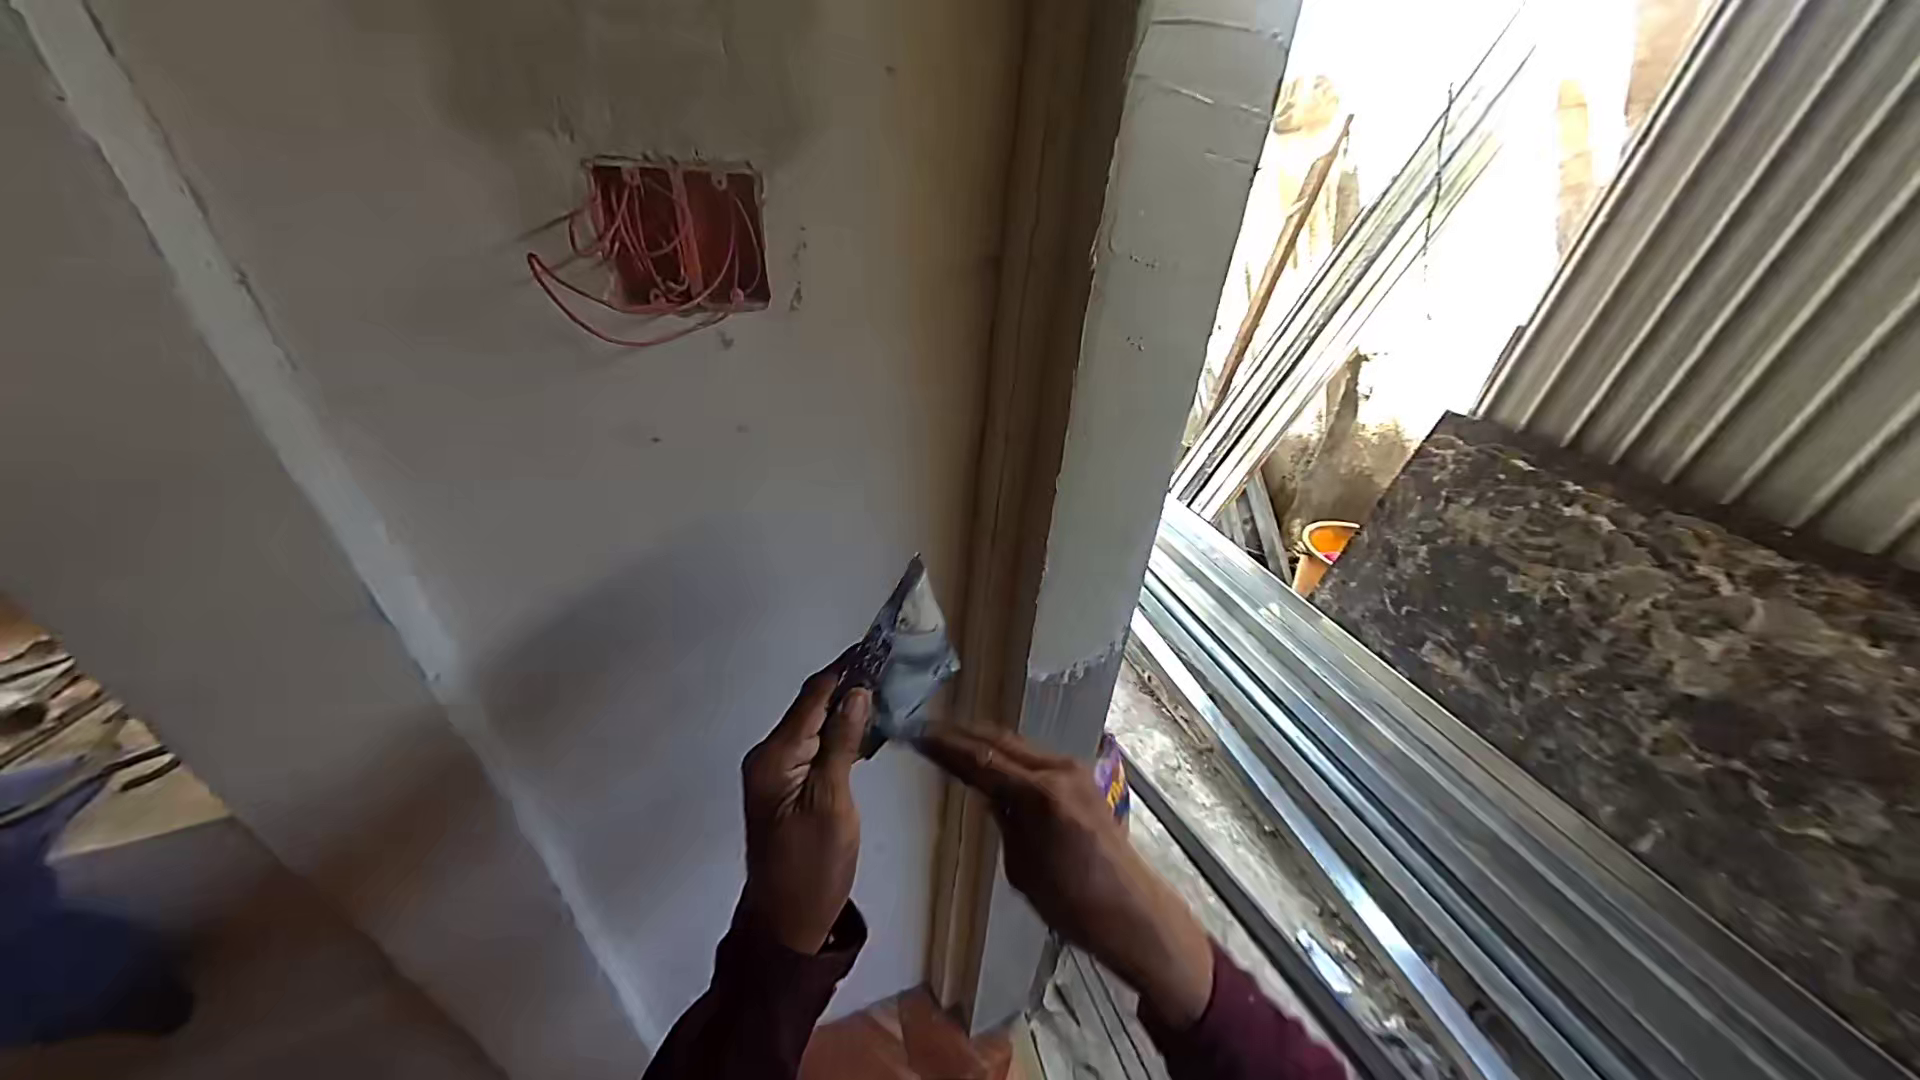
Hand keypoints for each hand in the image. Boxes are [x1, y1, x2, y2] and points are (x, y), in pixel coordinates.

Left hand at [739, 662, 871, 953]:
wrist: (789, 924)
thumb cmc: (813, 866)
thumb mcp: (833, 802)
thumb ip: (842, 743)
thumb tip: (857, 691)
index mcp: (774, 757)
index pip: (811, 697)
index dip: (842, 669)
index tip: (873, 647)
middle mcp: (769, 756)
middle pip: (810, 706)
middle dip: (846, 683)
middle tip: (887, 666)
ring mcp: (778, 771)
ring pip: (815, 724)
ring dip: (845, 706)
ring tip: (884, 687)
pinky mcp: (789, 785)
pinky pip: (816, 745)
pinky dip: (840, 733)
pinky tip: (866, 725)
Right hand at [918, 726, 1214, 1027]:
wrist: (1132, 910)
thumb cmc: (1073, 904)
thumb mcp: (1021, 867)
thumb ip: (1003, 820)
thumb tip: (987, 792)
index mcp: (1039, 795)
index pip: (981, 761)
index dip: (948, 748)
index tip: (920, 735)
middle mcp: (1057, 770)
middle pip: (1000, 741)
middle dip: (963, 734)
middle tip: (930, 729)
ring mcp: (1073, 768)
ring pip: (1017, 744)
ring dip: (985, 740)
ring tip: (953, 738)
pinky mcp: (1081, 776)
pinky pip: (1034, 755)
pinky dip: (1007, 753)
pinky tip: (991, 757)